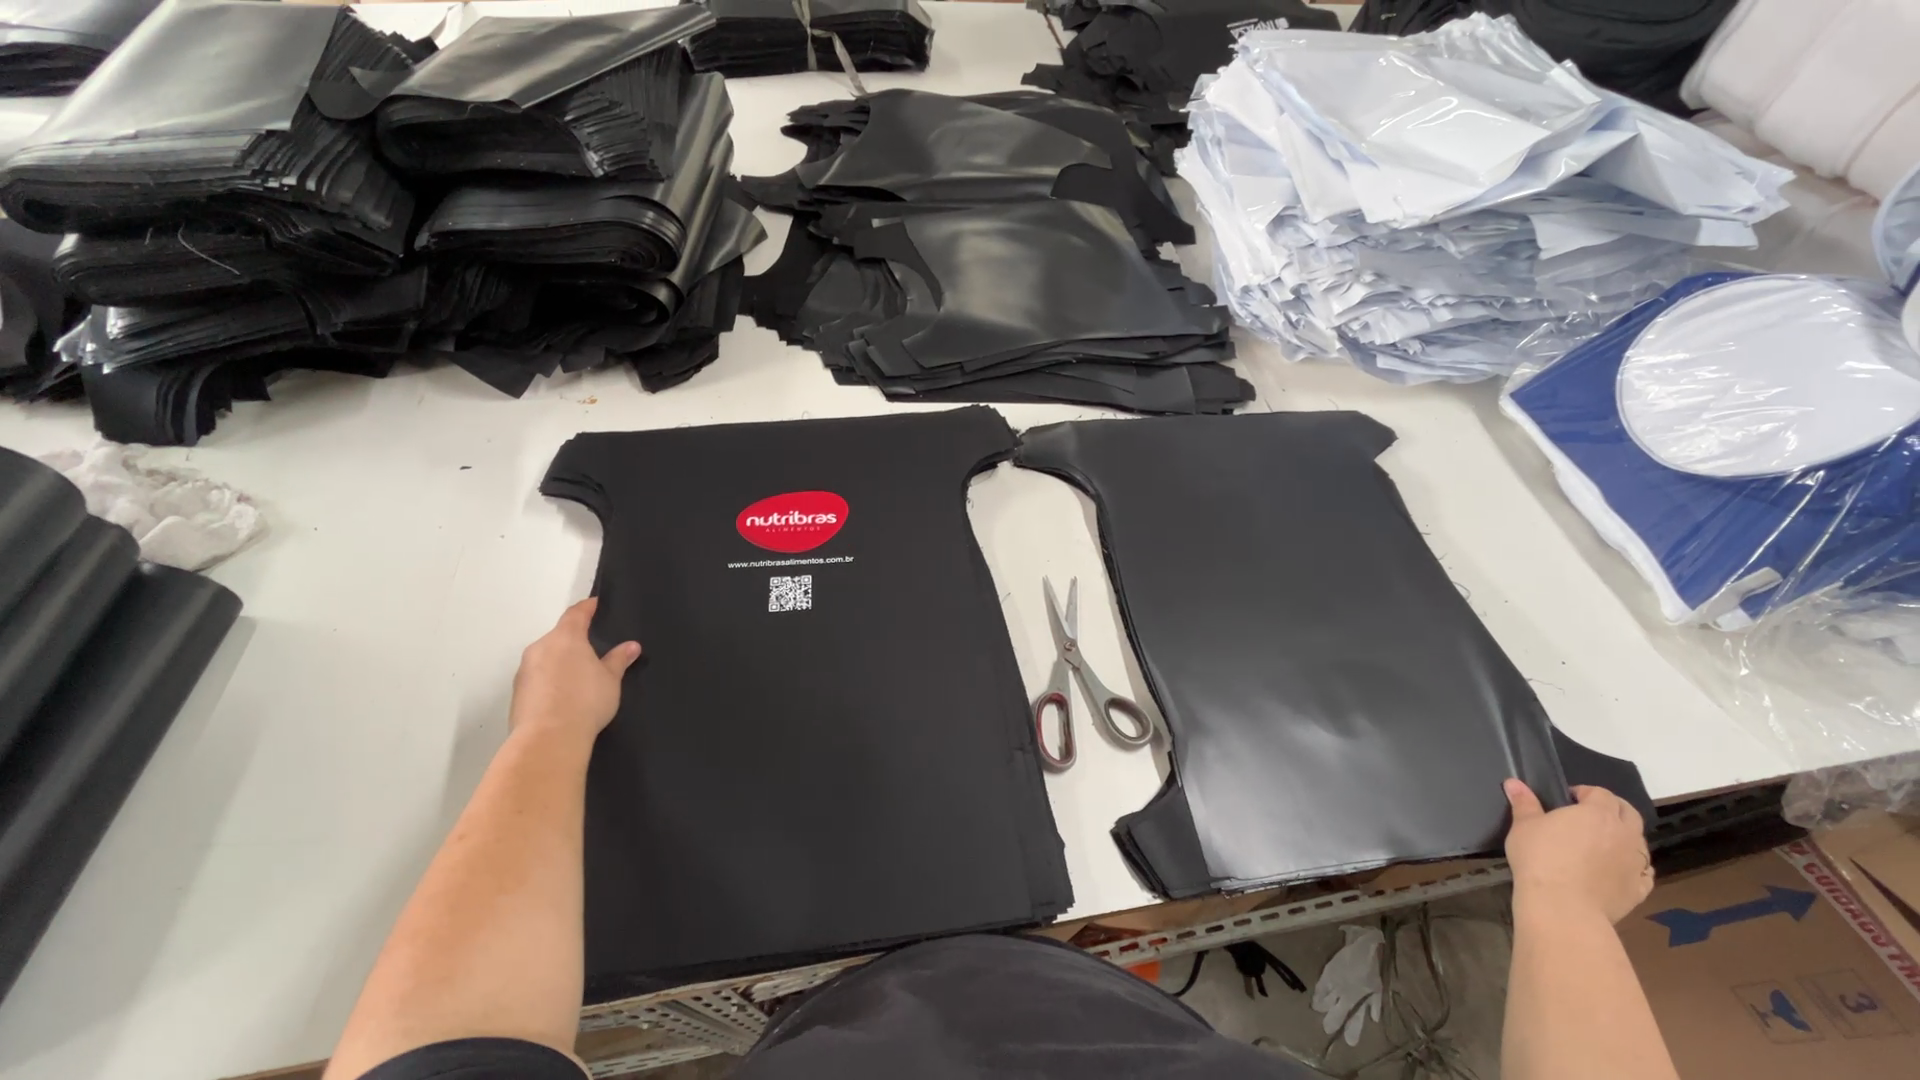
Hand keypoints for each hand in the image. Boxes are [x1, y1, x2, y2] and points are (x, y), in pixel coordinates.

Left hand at [509, 598, 640, 742]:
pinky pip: (538, 677)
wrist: (548, 738)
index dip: (587, 608)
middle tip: (593, 650)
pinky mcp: (518, 692)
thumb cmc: (585, 700)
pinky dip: (550, 680)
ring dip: (561, 661)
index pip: (576, 613)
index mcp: (566, 638)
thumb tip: (631, 646)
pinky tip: (563, 696)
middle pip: (559, 636)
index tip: (596, 605)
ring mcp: (525, 670)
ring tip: (579, 677)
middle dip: (575, 640)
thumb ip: (618, 660)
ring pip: (546, 657)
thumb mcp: (610, 680)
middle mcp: (541, 648)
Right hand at [1504, 779, 1651, 924]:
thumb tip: (1513, 782)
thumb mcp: (1523, 826)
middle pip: (1629, 813)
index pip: (1601, 793)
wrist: (1564, 906)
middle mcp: (1623, 834)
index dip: (1586, 792)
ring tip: (1603, 844)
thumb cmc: (1540, 858)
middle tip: (1591, 814)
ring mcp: (1636, 863)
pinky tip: (1619, 870)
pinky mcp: (1639, 888)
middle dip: (1614, 808)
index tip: (1568, 799)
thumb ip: (1523, 803)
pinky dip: (1634, 867)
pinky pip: (1644, 872)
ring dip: (1625, 837)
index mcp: (1597, 814)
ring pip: (1639, 842)